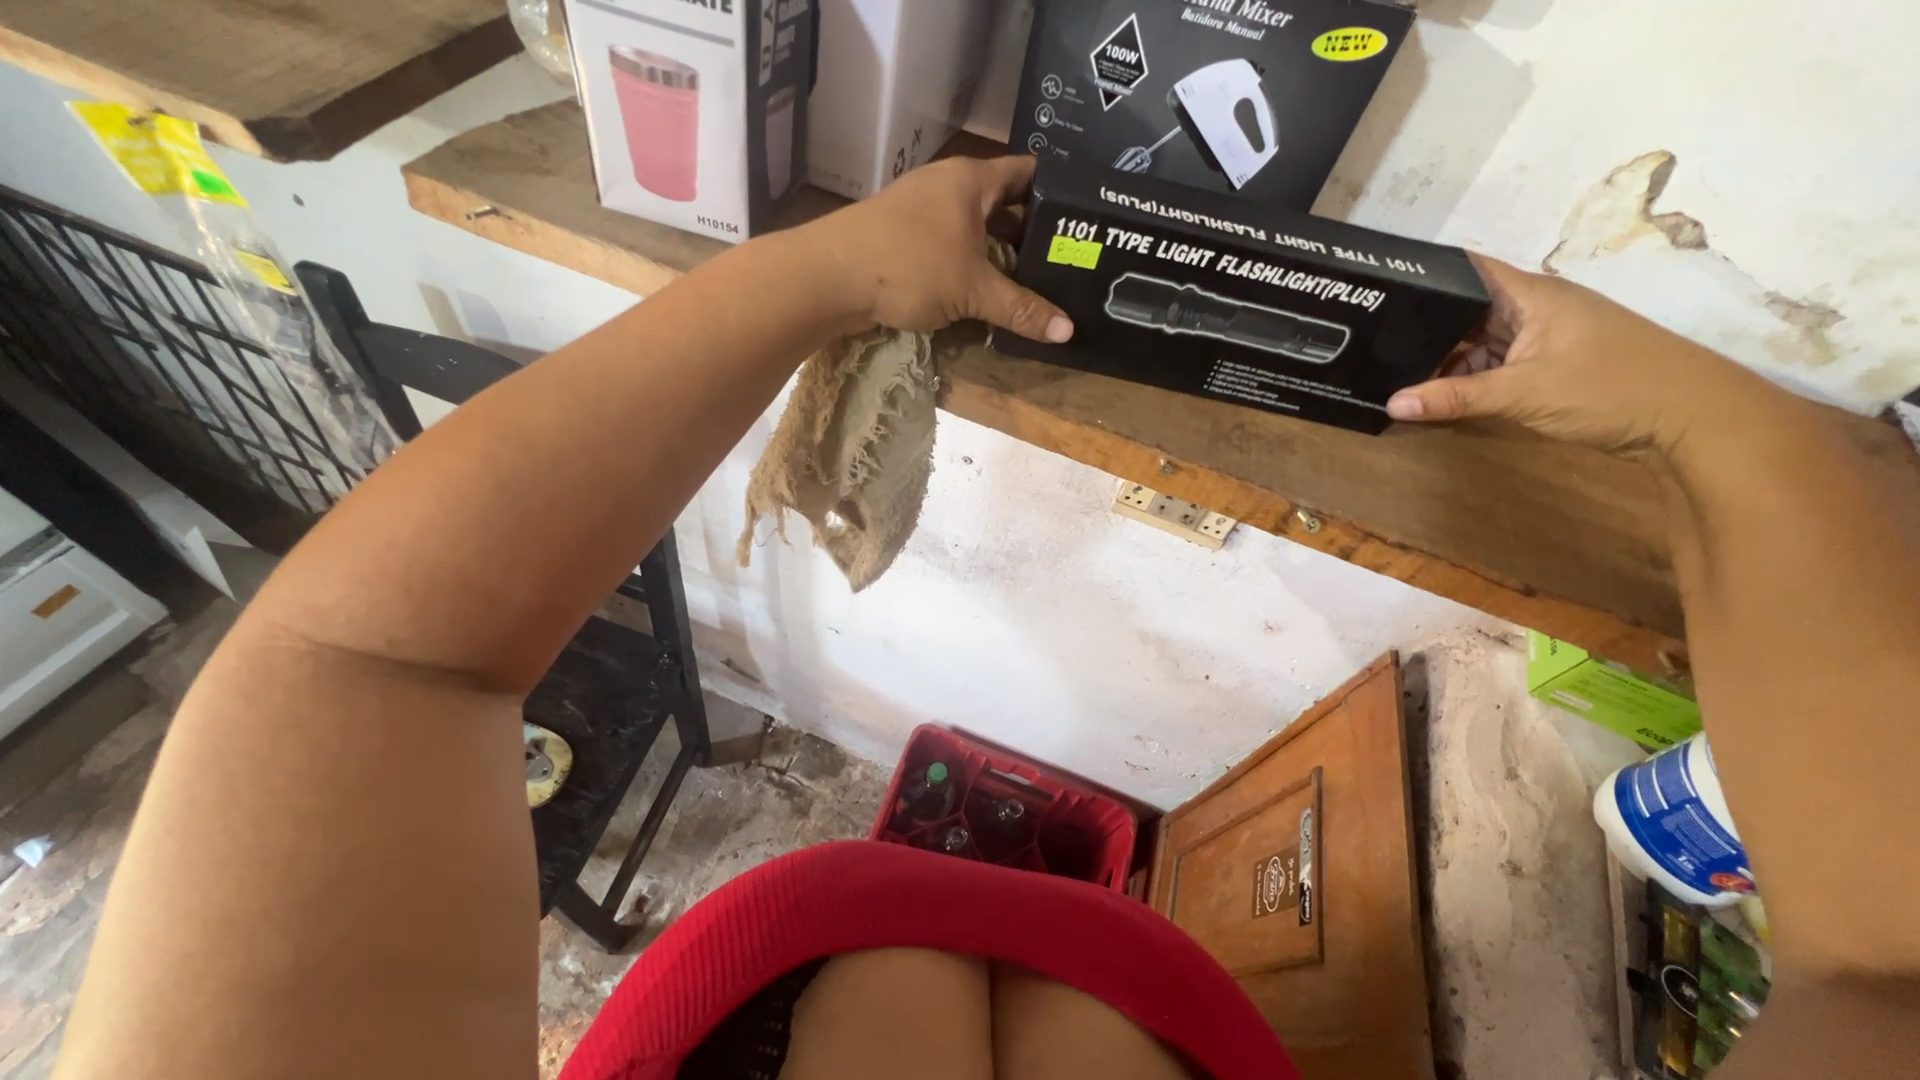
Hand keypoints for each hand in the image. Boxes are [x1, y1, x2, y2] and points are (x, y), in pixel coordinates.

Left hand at [801, 156, 1074, 343]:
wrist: (829, 277)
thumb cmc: (910, 266)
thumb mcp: (974, 290)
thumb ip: (1021, 308)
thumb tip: (1068, 331)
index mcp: (972, 180)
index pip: (1027, 173)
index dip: (1057, 192)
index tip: (1083, 219)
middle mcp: (947, 187)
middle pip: (1002, 203)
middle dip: (1030, 232)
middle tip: (1066, 259)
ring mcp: (921, 211)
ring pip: (973, 229)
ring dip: (998, 253)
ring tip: (1033, 280)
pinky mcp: (902, 238)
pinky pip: (949, 246)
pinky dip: (969, 265)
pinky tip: (984, 292)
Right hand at [1386, 256, 1772, 457]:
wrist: (1693, 419)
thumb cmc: (1611, 387)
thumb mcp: (1523, 393)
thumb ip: (1455, 397)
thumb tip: (1391, 404)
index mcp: (1531, 295)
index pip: (1467, 269)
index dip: (1426, 274)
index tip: (1380, 287)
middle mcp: (1536, 308)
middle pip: (1467, 308)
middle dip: (1424, 324)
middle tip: (1374, 339)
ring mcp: (1545, 338)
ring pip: (1480, 340)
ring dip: (1445, 357)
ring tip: (1394, 370)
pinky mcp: (1551, 366)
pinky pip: (1497, 364)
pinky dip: (1469, 377)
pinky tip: (1437, 392)